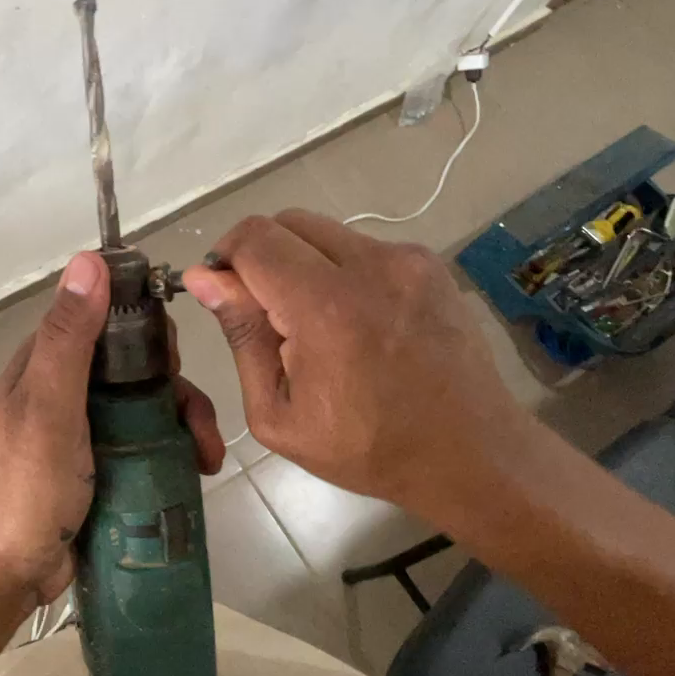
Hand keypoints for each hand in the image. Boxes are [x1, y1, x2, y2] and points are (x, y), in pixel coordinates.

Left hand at [0, 252, 226, 606]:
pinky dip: (176, 445)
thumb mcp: (47, 408)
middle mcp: (64, 387)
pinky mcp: (103, 461)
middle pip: (133, 361)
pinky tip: (200, 465)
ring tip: (209, 453)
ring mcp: (85, 427)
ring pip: (146, 400)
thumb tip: (90, 261)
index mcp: (43, 363)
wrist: (11, 571)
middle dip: (172, 380)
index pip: (98, 317)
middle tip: (194, 413)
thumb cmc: (26, 486)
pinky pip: (147, 437)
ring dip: (184, 417)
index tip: (174, 349)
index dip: (142, 323)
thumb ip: (68, 339)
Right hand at [180, 210, 530, 518]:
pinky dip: (342, 271)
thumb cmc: (365, 448)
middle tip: (267, 313)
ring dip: (302, 263)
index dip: (225, 259)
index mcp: (324, 306)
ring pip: (324, 232)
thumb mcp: (277, 414)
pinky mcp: (429, 263)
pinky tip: (357, 321)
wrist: (471, 453)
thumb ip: (241, 335)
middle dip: (261, 257)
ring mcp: (406, 259)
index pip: (254, 238)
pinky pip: (361, 247)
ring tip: (317, 324)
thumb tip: (203, 277)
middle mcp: (369, 265)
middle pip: (286, 222)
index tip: (226, 297)